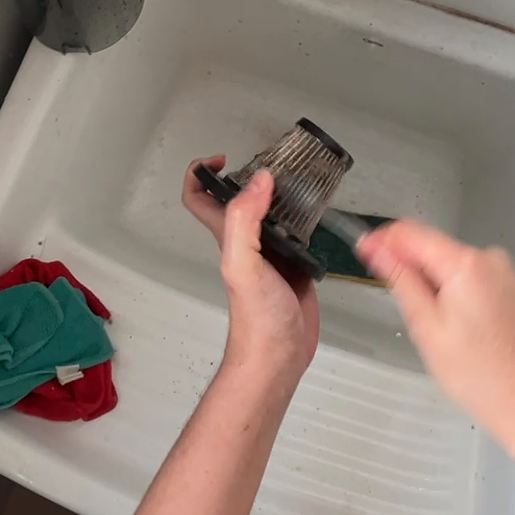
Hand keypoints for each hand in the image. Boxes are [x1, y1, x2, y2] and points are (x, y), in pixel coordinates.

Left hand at [182, 157, 319, 381]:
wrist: (280, 355)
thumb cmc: (257, 321)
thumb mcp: (243, 264)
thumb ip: (246, 221)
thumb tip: (258, 182)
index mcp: (228, 237)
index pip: (198, 198)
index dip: (200, 173)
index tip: (222, 159)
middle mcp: (247, 242)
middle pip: (237, 200)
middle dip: (247, 176)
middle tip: (268, 161)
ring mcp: (270, 254)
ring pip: (268, 214)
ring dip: (278, 194)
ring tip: (294, 177)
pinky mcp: (294, 265)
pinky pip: (296, 233)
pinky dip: (305, 218)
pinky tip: (315, 213)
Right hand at [358, 221, 514, 454]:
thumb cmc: (485, 377)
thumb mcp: (426, 327)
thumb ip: (400, 280)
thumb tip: (378, 251)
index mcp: (465, 266)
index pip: (410, 232)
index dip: (382, 241)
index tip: (366, 250)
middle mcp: (489, 261)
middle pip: (432, 248)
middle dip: (410, 271)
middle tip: (409, 312)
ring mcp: (504, 273)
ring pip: (450, 265)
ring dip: (434, 286)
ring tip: (441, 330)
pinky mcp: (511, 287)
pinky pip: (471, 279)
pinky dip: (456, 295)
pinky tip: (462, 331)